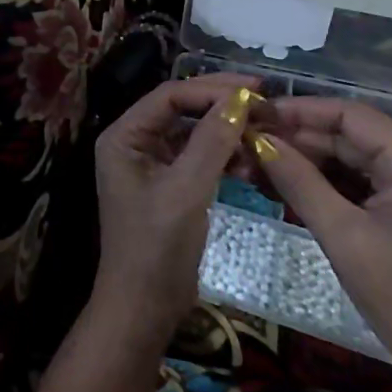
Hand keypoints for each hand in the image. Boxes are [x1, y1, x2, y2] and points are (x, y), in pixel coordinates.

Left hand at [92, 73, 275, 339]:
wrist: (144, 303)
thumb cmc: (156, 245)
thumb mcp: (186, 190)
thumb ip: (211, 142)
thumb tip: (240, 99)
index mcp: (123, 138)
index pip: (168, 97)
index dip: (211, 88)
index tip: (257, 89)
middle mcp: (133, 145)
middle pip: (180, 110)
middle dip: (222, 106)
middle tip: (268, 106)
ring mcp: (150, 166)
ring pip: (192, 134)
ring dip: (226, 132)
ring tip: (267, 132)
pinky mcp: (169, 186)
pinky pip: (198, 158)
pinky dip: (224, 156)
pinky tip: (252, 161)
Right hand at [255, 98, 391, 391]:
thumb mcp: (343, 236)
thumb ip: (299, 181)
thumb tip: (259, 141)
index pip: (355, 118)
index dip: (300, 111)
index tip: (254, 114)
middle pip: (357, 139)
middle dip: (301, 141)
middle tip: (247, 146)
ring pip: (362, 163)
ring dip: (313, 164)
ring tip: (260, 166)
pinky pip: (373, 186)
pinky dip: (334, 186)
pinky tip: (292, 187)